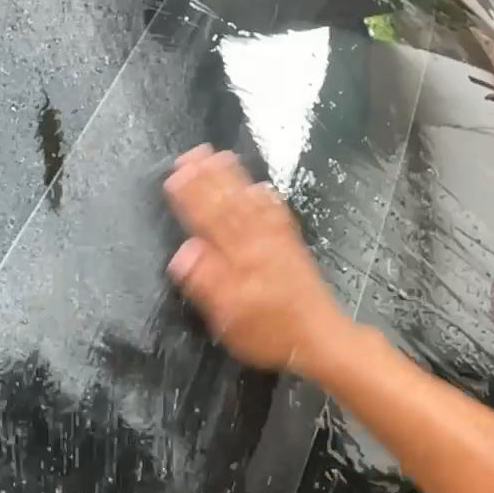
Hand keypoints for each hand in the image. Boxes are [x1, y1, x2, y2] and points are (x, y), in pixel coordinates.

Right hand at [162, 146, 350, 372]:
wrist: (319, 339)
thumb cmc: (269, 332)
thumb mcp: (230, 317)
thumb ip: (206, 283)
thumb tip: (182, 252)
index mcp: (239, 258)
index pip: (208, 221)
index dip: (190, 196)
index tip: (174, 174)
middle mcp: (258, 243)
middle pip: (229, 204)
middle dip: (209, 178)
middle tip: (192, 153)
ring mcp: (277, 242)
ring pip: (251, 202)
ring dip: (234, 178)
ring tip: (218, 156)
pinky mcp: (291, 247)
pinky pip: (275, 213)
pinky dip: (264, 196)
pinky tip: (259, 186)